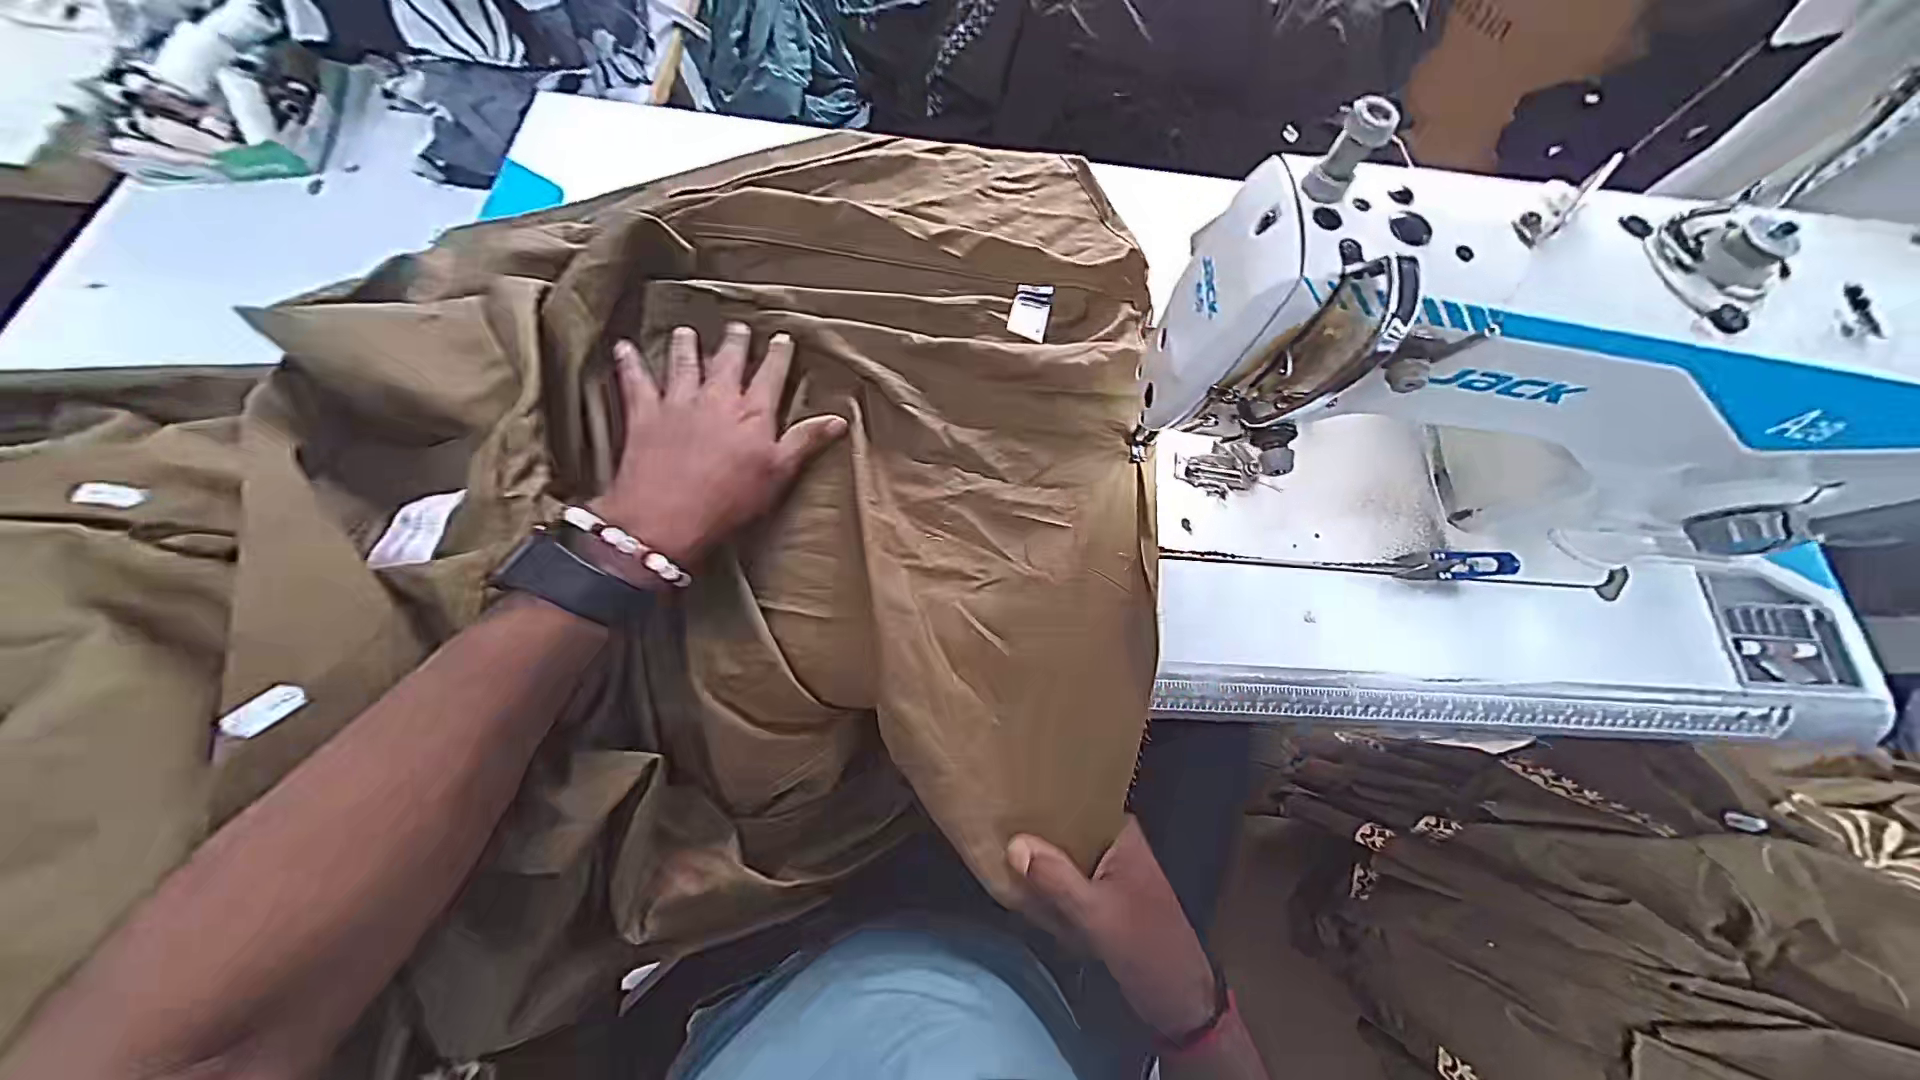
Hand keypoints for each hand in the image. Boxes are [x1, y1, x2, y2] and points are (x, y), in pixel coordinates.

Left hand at [589, 323, 846, 572]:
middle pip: (728, 363)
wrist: (668, 515)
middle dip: (735, 344)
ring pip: (683, 364)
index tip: (782, 339)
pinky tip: (624, 348)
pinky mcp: (645, 415)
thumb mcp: (779, 473)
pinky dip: (630, 363)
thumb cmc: (730, 499)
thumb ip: (805, 441)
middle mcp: (716, 399)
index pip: (771, 376)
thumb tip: (838, 420)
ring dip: (686, 346)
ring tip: (687, 331)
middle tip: (738, 328)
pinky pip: (636, 381)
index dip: (778, 357)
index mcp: (753, 413)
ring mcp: (678, 403)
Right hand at [1008, 817, 1217, 1037]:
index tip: (1006, 799)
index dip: (1042, 800)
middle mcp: (1113, 844)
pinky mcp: (1101, 898)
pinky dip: (1048, 888)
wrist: (1181, 1005)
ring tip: (1003, 859)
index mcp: (1120, 833)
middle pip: (1063, 829)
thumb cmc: (1148, 950)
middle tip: (996, 834)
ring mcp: (1107, 872)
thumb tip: (1014, 844)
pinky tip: (1024, 891)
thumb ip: (1056, 878)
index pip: (1074, 801)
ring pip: (1062, 857)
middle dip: (1034, 837)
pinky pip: (1065, 882)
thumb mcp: (1097, 914)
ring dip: (1038, 866)